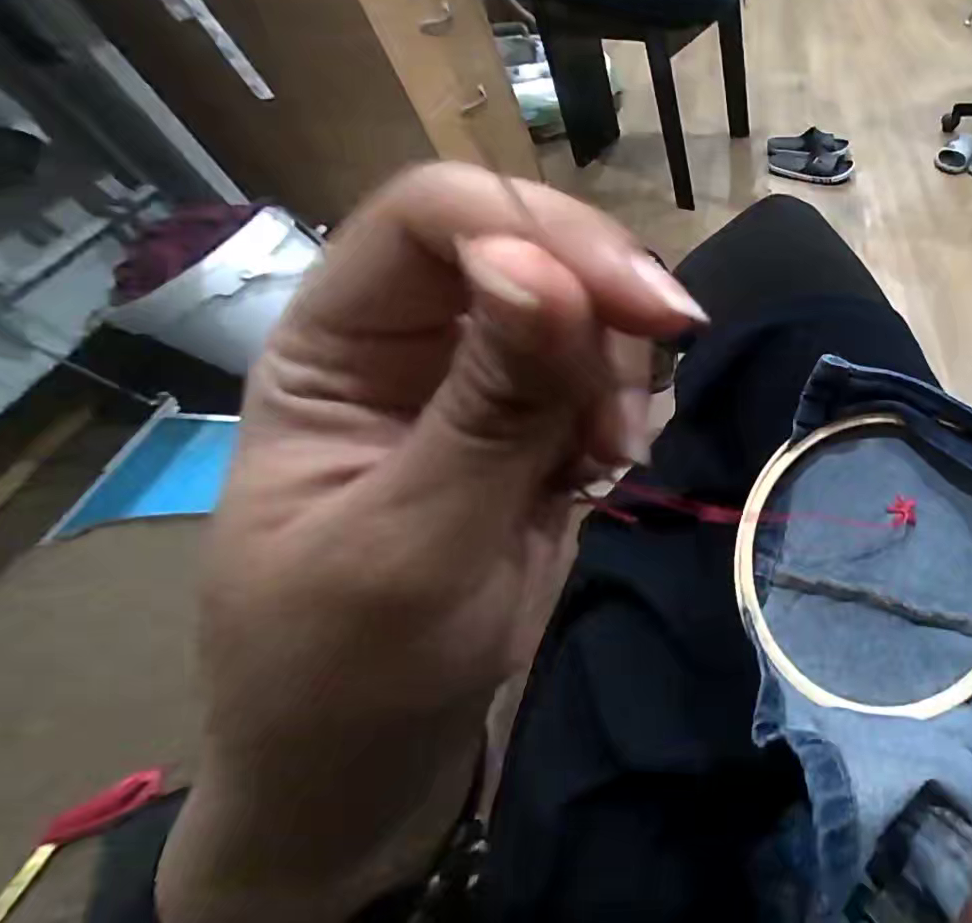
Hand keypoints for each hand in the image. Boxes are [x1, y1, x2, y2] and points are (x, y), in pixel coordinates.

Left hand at [156, 165, 705, 922]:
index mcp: (335, 342)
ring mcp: (488, 376)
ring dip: (619, 377)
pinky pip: (614, 370)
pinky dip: (628, 409)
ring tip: (602, 461)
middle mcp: (418, 337)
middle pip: (536, 250)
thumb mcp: (412, 543)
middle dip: (603, 314)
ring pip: (591, 311)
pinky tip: (606, 466)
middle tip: (630, 414)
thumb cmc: (350, 667)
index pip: (431, 216)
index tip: (636, 306)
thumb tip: (544, 269)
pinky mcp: (543, 418)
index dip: (537, 232)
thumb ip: (486, 409)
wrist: (380, 756)